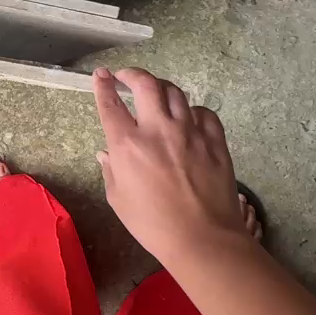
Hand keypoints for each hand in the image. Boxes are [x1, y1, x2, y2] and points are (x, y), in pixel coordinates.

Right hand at [93, 66, 248, 265]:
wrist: (203, 240)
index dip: (102, 84)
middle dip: (132, 74)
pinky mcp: (215, 143)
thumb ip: (110, 170)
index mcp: (127, 145)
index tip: (100, 75)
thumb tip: (106, 153)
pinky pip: (205, 114)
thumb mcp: (118, 198)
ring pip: (176, 93)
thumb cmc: (152, 224)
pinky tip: (189, 118)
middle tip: (125, 76)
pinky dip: (193, 111)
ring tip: (156, 93)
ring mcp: (189, 134)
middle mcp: (157, 131)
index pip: (110, 103)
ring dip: (161, 88)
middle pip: (146, 84)